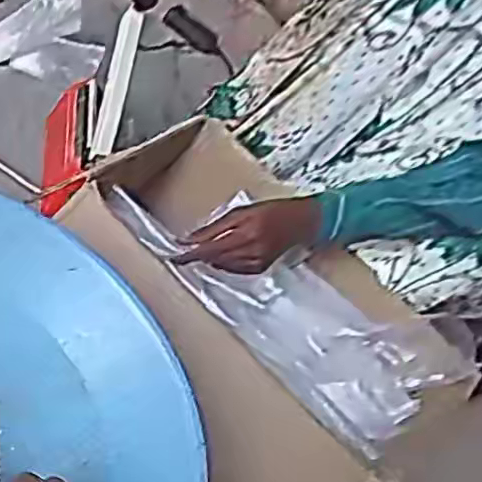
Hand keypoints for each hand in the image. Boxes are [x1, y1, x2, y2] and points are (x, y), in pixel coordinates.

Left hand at [173, 197, 321, 273]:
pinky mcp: (258, 270)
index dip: (188, 254)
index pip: (207, 248)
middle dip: (199, 255)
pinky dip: (225, 262)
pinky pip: (231, 269)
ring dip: (212, 258)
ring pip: (219, 265)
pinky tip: (231, 252)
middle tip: (190, 249)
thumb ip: (214, 227)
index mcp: (245, 233)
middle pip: (211, 258)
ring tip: (219, 245)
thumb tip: (186, 240)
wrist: (309, 221)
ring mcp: (254, 263)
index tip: (172, 257)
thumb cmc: (275, 211)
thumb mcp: (243, 211)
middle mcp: (250, 250)